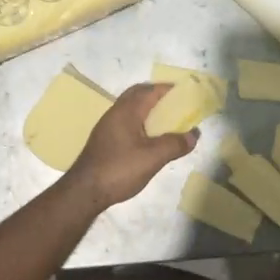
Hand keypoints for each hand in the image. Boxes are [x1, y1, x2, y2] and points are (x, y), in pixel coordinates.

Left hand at [65, 83, 197, 208]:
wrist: (85, 190)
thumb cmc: (120, 169)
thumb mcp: (153, 158)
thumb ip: (174, 144)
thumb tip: (194, 134)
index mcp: (127, 110)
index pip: (150, 91)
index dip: (168, 89)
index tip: (186, 92)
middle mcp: (116, 112)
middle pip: (138, 94)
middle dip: (157, 95)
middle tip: (176, 104)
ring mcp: (107, 124)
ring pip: (130, 107)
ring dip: (147, 108)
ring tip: (166, 120)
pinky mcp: (105, 138)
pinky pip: (126, 119)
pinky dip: (140, 119)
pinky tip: (148, 136)